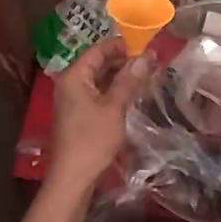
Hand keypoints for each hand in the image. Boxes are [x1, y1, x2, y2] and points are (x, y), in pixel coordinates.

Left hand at [48, 37, 153, 192]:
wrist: (72, 176)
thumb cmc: (92, 139)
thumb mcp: (114, 107)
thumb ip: (129, 80)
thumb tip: (146, 55)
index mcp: (73, 76)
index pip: (97, 50)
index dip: (120, 45)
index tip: (145, 45)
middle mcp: (69, 83)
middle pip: (97, 63)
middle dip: (122, 60)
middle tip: (150, 61)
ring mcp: (72, 99)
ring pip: (98, 79)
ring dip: (119, 76)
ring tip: (146, 75)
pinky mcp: (78, 114)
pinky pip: (97, 94)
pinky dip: (113, 91)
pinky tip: (131, 93)